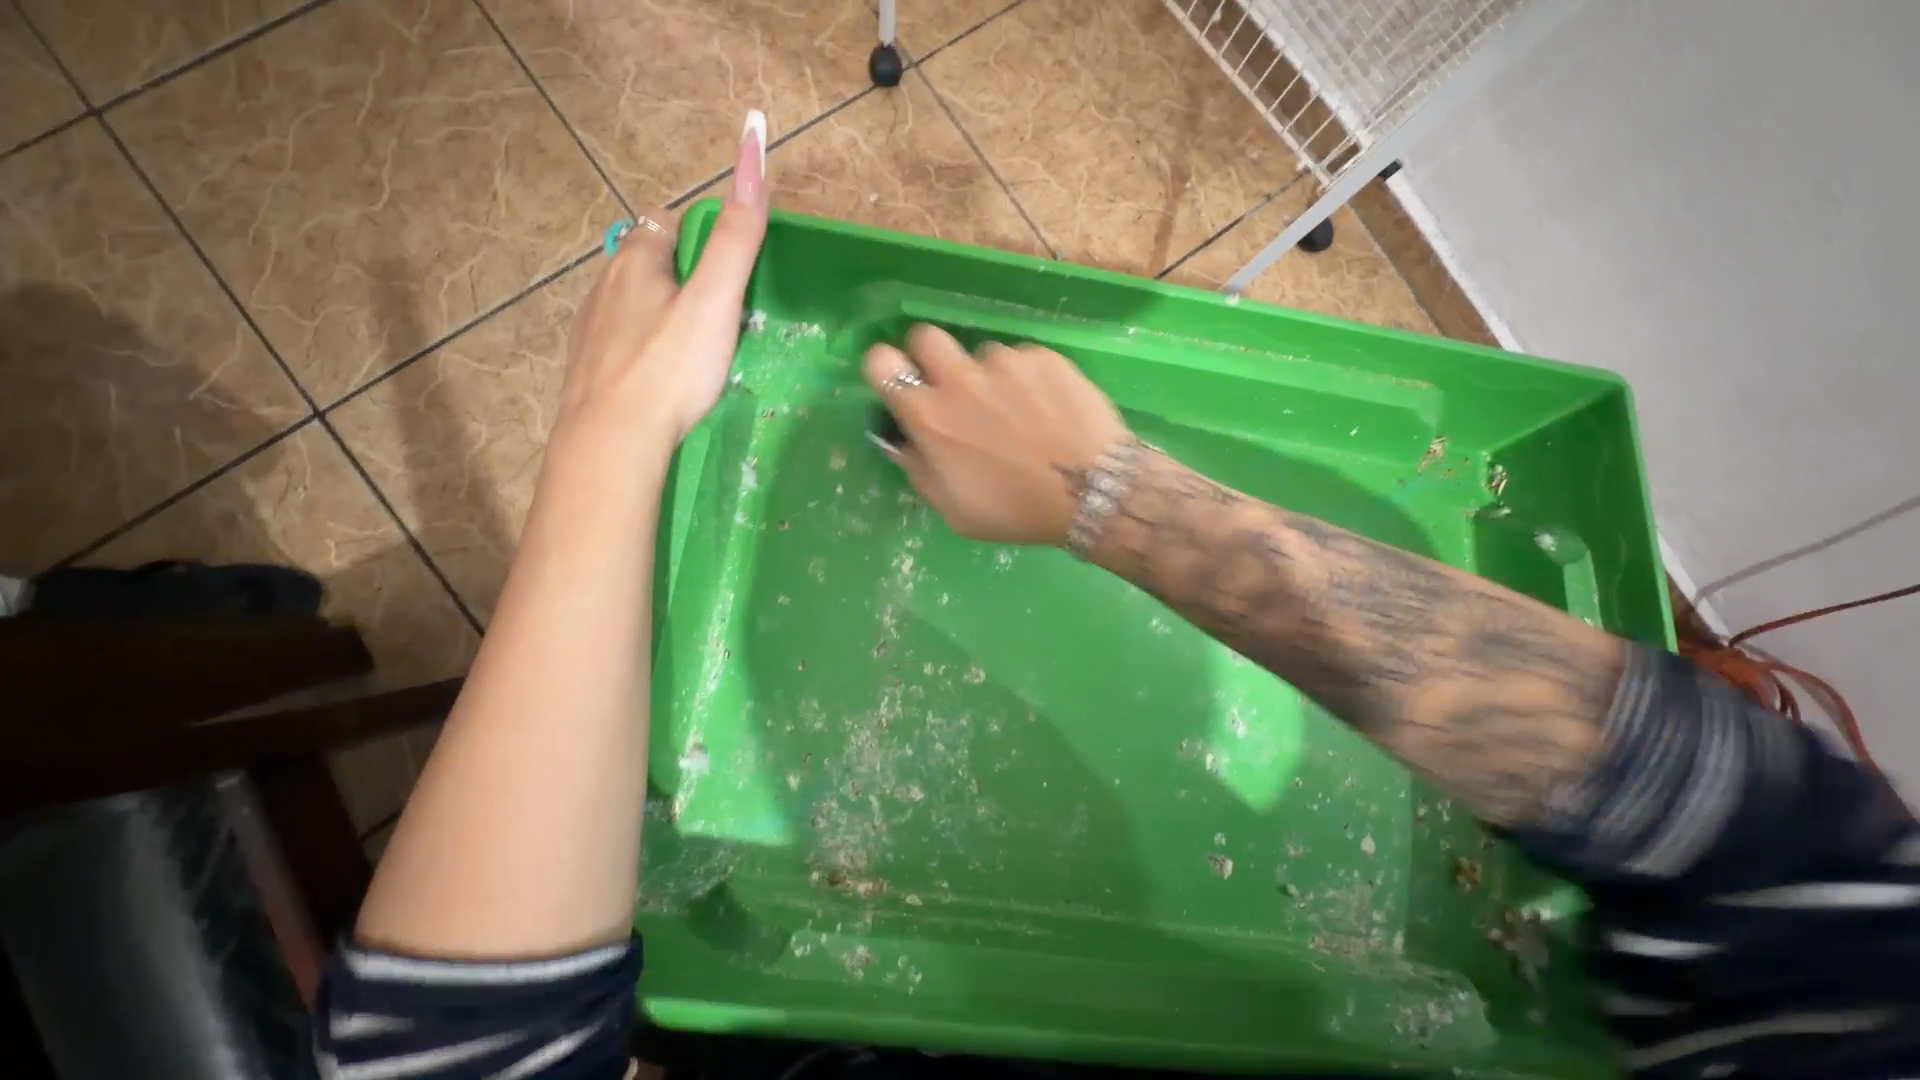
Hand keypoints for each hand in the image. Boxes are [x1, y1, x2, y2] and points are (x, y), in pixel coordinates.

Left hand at [559, 111, 769, 442]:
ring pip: (633, 307)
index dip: (701, 241)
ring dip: (662, 317)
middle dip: (683, 281)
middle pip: (650, 266)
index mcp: (636, 262)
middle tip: (721, 318)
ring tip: (696, 352)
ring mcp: (590, 330)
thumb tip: (752, 149)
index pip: (669, 225)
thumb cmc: (669, 369)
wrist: (613, 442)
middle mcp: (604, 287)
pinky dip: (644, 352)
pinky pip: (622, 346)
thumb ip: (737, 236)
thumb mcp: (715, 301)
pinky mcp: (587, 370)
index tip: (729, 273)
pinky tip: (662, 381)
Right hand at [863, 324, 1127, 544]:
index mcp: (929, 417)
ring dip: (989, 377)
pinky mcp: (1044, 357)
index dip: (885, 367)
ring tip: (1017, 410)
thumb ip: (919, 469)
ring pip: (982, 354)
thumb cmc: (1016, 511)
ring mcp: (1005, 363)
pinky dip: (1028, 379)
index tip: (899, 380)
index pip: (880, 362)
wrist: (1092, 492)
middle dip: (930, 355)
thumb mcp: (953, 510)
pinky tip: (1046, 408)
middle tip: (950, 384)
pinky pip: (1023, 360)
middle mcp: (961, 379)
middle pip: (925, 336)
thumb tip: (901, 442)